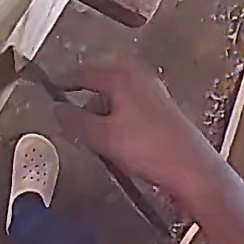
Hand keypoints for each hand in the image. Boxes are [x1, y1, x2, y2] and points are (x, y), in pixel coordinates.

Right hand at [49, 58, 227, 204]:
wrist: (193, 170)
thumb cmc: (148, 148)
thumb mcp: (102, 136)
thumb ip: (75, 121)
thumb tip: (57, 109)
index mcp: (122, 78)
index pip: (84, 73)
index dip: (65, 81)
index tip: (50, 86)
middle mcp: (140, 79)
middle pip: (102, 82)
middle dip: (84, 96)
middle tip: (66, 109)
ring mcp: (154, 94)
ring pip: (117, 97)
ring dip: (100, 110)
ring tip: (88, 131)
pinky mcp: (163, 112)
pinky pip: (129, 108)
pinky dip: (115, 118)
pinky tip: (113, 139)